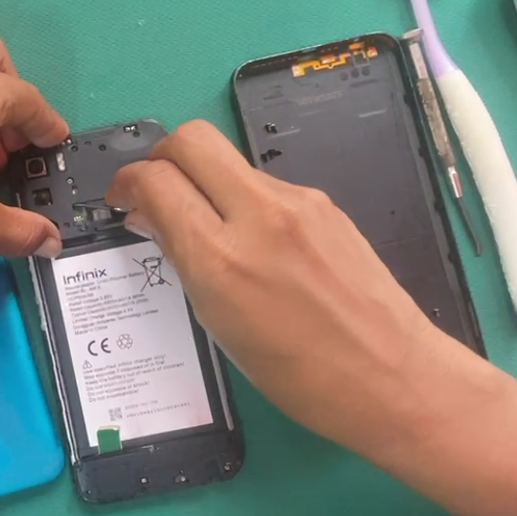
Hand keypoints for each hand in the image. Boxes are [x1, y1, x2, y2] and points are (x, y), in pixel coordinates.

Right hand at [105, 120, 497, 459]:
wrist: (392, 376)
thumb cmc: (297, 374)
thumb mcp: (218, 324)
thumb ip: (182, 260)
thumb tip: (153, 220)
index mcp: (222, 258)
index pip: (156, 180)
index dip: (128, 183)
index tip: (124, 199)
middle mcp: (259, 215)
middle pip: (191, 139)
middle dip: (160, 156)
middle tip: (155, 189)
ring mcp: (299, 202)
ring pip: (229, 161)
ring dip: (204, 181)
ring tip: (207, 229)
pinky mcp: (325, 204)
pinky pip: (264, 183)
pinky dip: (241, 200)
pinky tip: (251, 242)